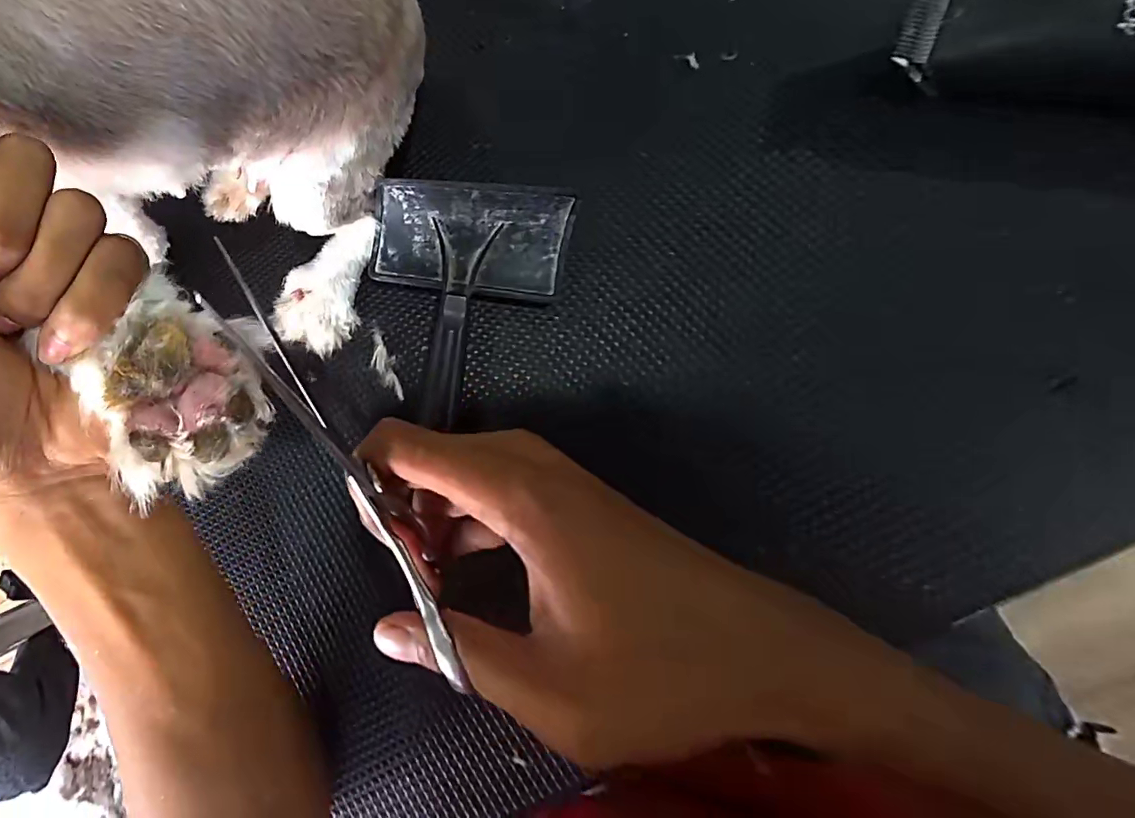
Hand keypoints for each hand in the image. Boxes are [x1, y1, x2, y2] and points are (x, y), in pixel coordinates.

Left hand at [0, 72, 149, 494]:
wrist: (26, 465)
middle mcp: (10, 214)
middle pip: (27, 156)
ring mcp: (73, 245)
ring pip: (78, 209)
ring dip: (40, 286)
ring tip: (19, 335)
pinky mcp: (123, 276)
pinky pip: (121, 254)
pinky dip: (90, 307)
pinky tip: (67, 346)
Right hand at [354, 420, 930, 770]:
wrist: (766, 653)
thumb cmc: (659, 672)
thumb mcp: (548, 690)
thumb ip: (456, 652)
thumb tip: (386, 628)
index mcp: (516, 496)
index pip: (409, 445)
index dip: (368, 474)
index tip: (367, 532)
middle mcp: (530, 466)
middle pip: (430, 452)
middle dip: (398, 499)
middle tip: (405, 568)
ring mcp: (553, 475)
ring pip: (460, 466)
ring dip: (430, 509)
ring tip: (428, 574)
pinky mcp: (568, 493)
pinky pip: (491, 480)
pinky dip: (463, 511)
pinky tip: (464, 564)